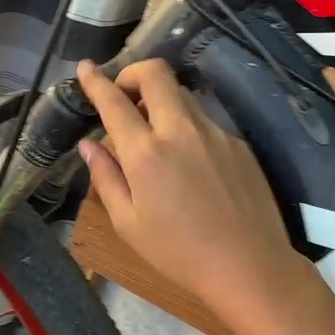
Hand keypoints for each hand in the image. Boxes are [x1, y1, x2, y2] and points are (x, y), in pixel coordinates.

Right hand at [76, 59, 315, 319]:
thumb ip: (106, 177)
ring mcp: (214, 133)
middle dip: (133, 73)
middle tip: (123, 96)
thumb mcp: (128, 223)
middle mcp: (180, 131)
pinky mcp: (237, 143)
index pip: (114, 101)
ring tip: (152, 132)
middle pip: (156, 73)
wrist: (250, 266)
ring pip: (182, 94)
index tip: (84, 68)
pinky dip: (186, 126)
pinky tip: (187, 161)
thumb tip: (89, 145)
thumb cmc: (179, 253)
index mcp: (145, 153)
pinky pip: (204, 120)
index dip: (95, 80)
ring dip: (160, 100)